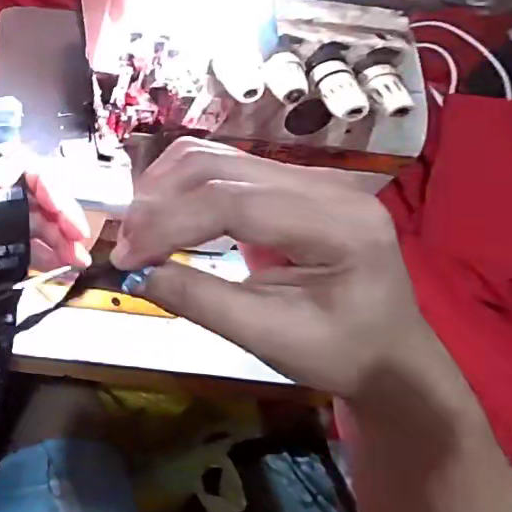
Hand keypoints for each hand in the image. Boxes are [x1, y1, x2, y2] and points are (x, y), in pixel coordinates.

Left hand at [0, 156, 92, 335]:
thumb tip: (18, 159)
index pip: (21, 174)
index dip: (49, 189)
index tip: (65, 213)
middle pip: (33, 202)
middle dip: (61, 217)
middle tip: (81, 240)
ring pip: (34, 230)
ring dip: (60, 240)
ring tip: (80, 260)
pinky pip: (25, 255)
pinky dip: (46, 258)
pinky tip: (63, 267)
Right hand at [111, 138, 451, 402]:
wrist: (387, 353)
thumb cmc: (338, 352)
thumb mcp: (268, 336)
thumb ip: (198, 299)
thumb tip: (132, 272)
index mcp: (338, 223)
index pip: (233, 202)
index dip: (169, 224)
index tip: (125, 257)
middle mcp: (324, 184)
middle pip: (217, 166)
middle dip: (158, 202)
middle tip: (126, 246)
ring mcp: (305, 177)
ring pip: (212, 157)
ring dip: (163, 189)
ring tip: (138, 233)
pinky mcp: (285, 183)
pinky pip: (220, 168)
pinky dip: (180, 189)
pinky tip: (163, 217)